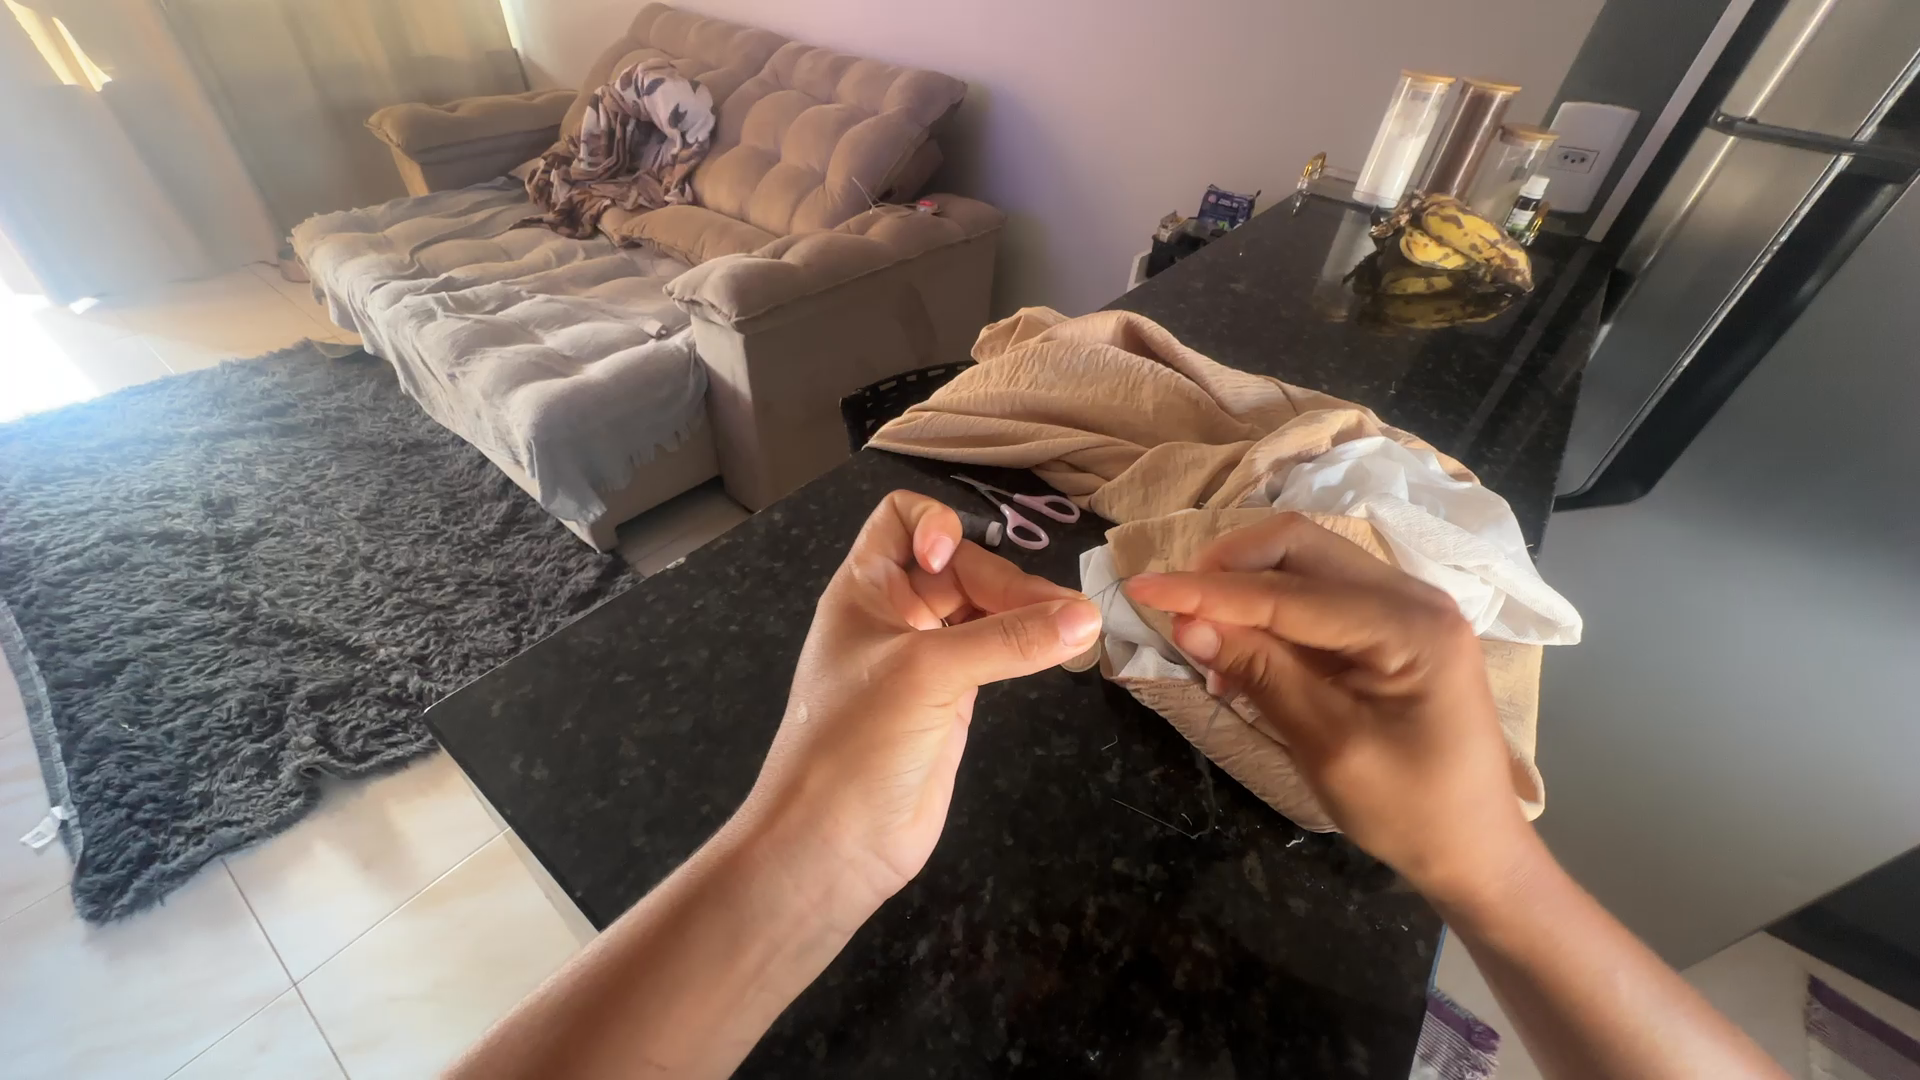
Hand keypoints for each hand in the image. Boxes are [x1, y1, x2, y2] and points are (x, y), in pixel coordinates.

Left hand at [738, 491, 1102, 915]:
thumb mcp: (926, 673)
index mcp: (866, 587)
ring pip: (986, 608)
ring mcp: (927, 654)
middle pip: (963, 565)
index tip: (951, 558)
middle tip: (1064, 615)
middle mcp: (896, 612)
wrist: (834, 844)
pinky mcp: (954, 694)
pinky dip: (1030, 645)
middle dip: (1008, 582)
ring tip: (1077, 630)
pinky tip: (1063, 649)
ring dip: (1029, 611)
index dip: (934, 523)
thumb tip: (1088, 617)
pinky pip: (998, 650)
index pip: (901, 519)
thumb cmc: (858, 740)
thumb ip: (1007, 639)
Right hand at [1122, 512, 1529, 903]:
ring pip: (1298, 558)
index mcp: (1409, 627)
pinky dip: (1263, 607)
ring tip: (1208, 640)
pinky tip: (1242, 650)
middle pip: (1296, 545)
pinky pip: (1309, 589)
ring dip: (1241, 586)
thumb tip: (1186, 624)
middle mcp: (1409, 595)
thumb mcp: (1328, 746)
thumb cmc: (1410, 810)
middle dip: (1226, 568)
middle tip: (1178, 612)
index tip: (1141, 588)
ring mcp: (1400, 603)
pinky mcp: (1383, 620)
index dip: (1207, 590)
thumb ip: (1260, 673)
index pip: (1286, 591)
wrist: (1474, 849)